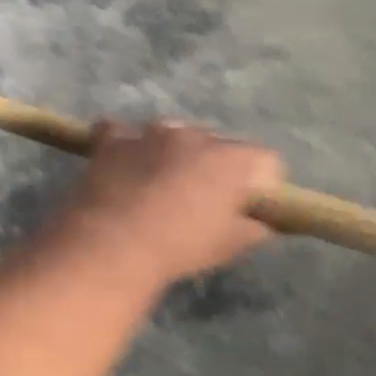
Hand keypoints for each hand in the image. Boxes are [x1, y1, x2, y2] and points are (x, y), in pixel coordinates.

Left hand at [54, 120, 282, 285]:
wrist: (111, 239)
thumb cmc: (179, 245)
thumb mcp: (230, 244)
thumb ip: (252, 227)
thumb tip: (255, 221)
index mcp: (230, 160)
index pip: (265, 158)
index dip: (262, 180)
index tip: (251, 201)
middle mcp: (191, 137)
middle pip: (216, 141)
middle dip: (216, 162)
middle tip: (205, 192)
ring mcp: (147, 135)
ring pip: (171, 131)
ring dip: (173, 148)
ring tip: (163, 175)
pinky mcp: (111, 141)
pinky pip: (119, 130)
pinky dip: (124, 141)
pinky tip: (122, 159)